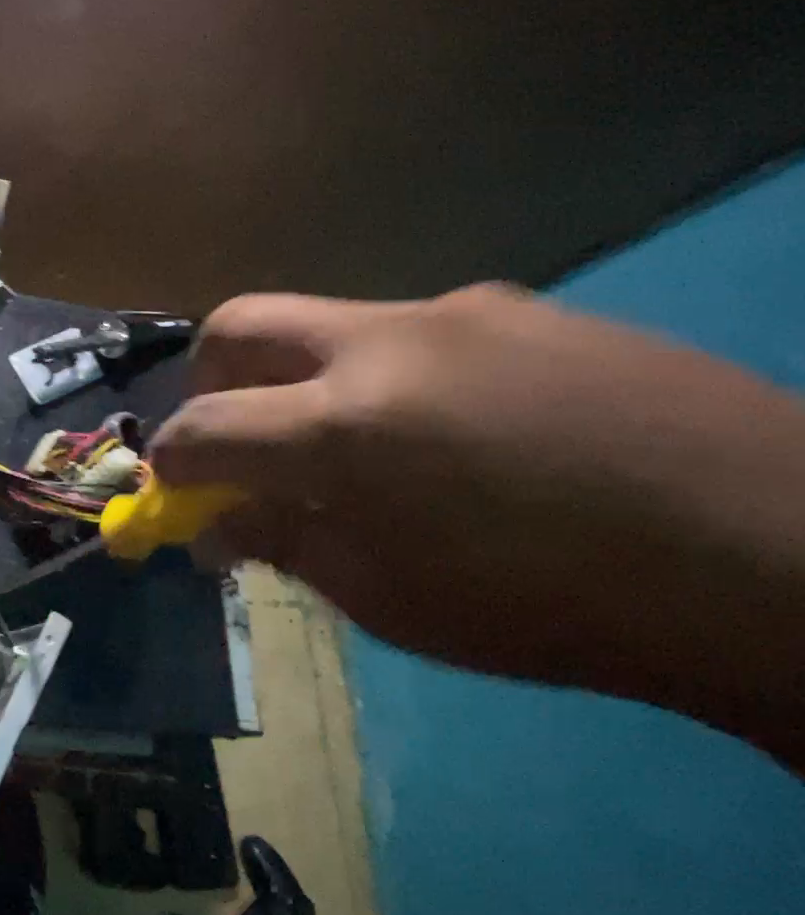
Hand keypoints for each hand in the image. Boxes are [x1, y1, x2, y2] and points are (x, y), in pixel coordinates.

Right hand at [150, 285, 804, 748]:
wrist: (782, 556)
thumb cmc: (550, 605)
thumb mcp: (387, 598)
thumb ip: (284, 543)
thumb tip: (219, 525)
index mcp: (341, 429)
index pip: (201, 429)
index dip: (170, 464)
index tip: (174, 491)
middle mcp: (385, 343)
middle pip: (240, 325)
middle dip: (209, 382)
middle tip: (234, 440)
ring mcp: (462, 312)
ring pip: (331, 325)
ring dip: (304, 381)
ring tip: (360, 450)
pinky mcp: (527, 309)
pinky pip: (416, 333)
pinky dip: (386, 377)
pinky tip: (451, 433)